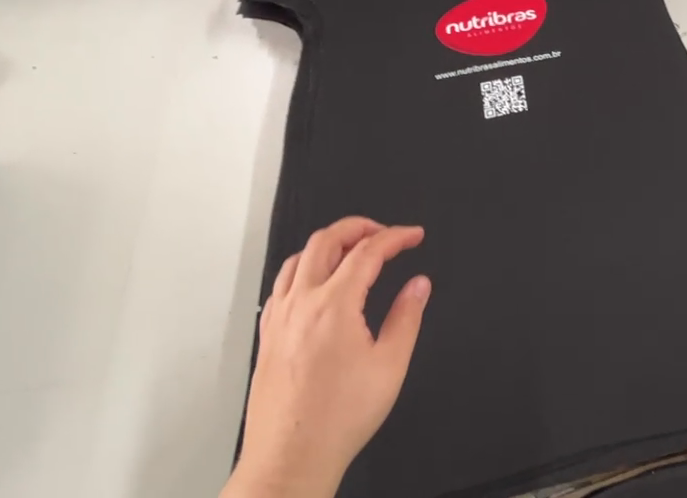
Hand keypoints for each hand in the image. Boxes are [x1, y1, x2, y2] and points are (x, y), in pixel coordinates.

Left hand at [224, 217, 431, 497]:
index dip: (396, 236)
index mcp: (334, 305)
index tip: (413, 236)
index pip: (368, 250)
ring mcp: (279, 318)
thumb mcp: (390, 366)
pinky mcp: (268, 336)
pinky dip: (304, 268)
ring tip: (353, 249)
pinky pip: (282, 284)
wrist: (290, 460)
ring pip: (299, 257)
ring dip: (329, 243)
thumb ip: (407, 317)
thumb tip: (418, 285)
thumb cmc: (338, 419)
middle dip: (360, 226)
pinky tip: (317, 282)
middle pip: (327, 239)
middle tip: (384, 232)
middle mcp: (302, 303)